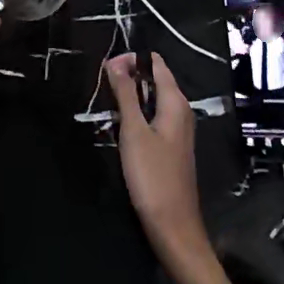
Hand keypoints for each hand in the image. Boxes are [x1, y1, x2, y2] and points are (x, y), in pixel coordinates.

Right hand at [106, 52, 203, 253]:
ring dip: (132, 94)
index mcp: (175, 101)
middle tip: (102, 83)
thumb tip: (115, 62)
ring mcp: (178, 128)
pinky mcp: (172, 144)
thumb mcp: (134, 132)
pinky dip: (138, 112)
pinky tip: (122, 124)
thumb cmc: (152, 176)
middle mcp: (181, 109)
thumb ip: (125, 95)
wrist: (173, 225)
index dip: (132, 59)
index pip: (156, 63)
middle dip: (130, 75)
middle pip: (156, 78)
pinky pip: (154, 115)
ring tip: (107, 100)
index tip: (107, 66)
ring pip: (154, 98)